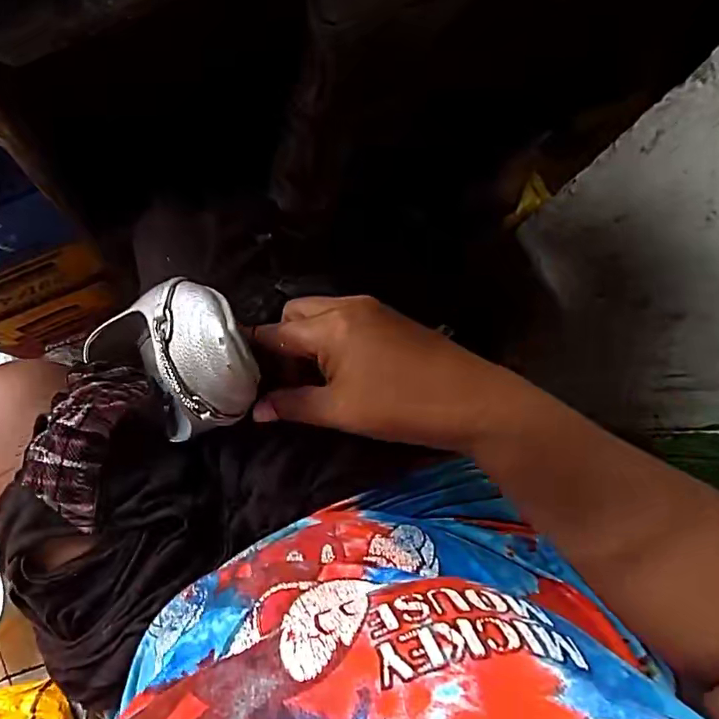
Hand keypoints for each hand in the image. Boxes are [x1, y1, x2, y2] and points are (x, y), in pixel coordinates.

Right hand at [251, 296, 525, 451]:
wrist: (474, 402)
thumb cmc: (401, 407)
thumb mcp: (340, 412)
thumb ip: (293, 406)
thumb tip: (256, 410)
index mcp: (330, 324)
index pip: (274, 333)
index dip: (254, 356)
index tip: (244, 381)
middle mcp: (348, 306)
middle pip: (294, 315)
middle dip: (281, 344)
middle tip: (285, 383)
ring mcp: (372, 310)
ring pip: (319, 316)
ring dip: (306, 343)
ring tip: (312, 382)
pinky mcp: (390, 320)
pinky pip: (344, 321)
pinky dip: (330, 341)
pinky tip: (340, 374)